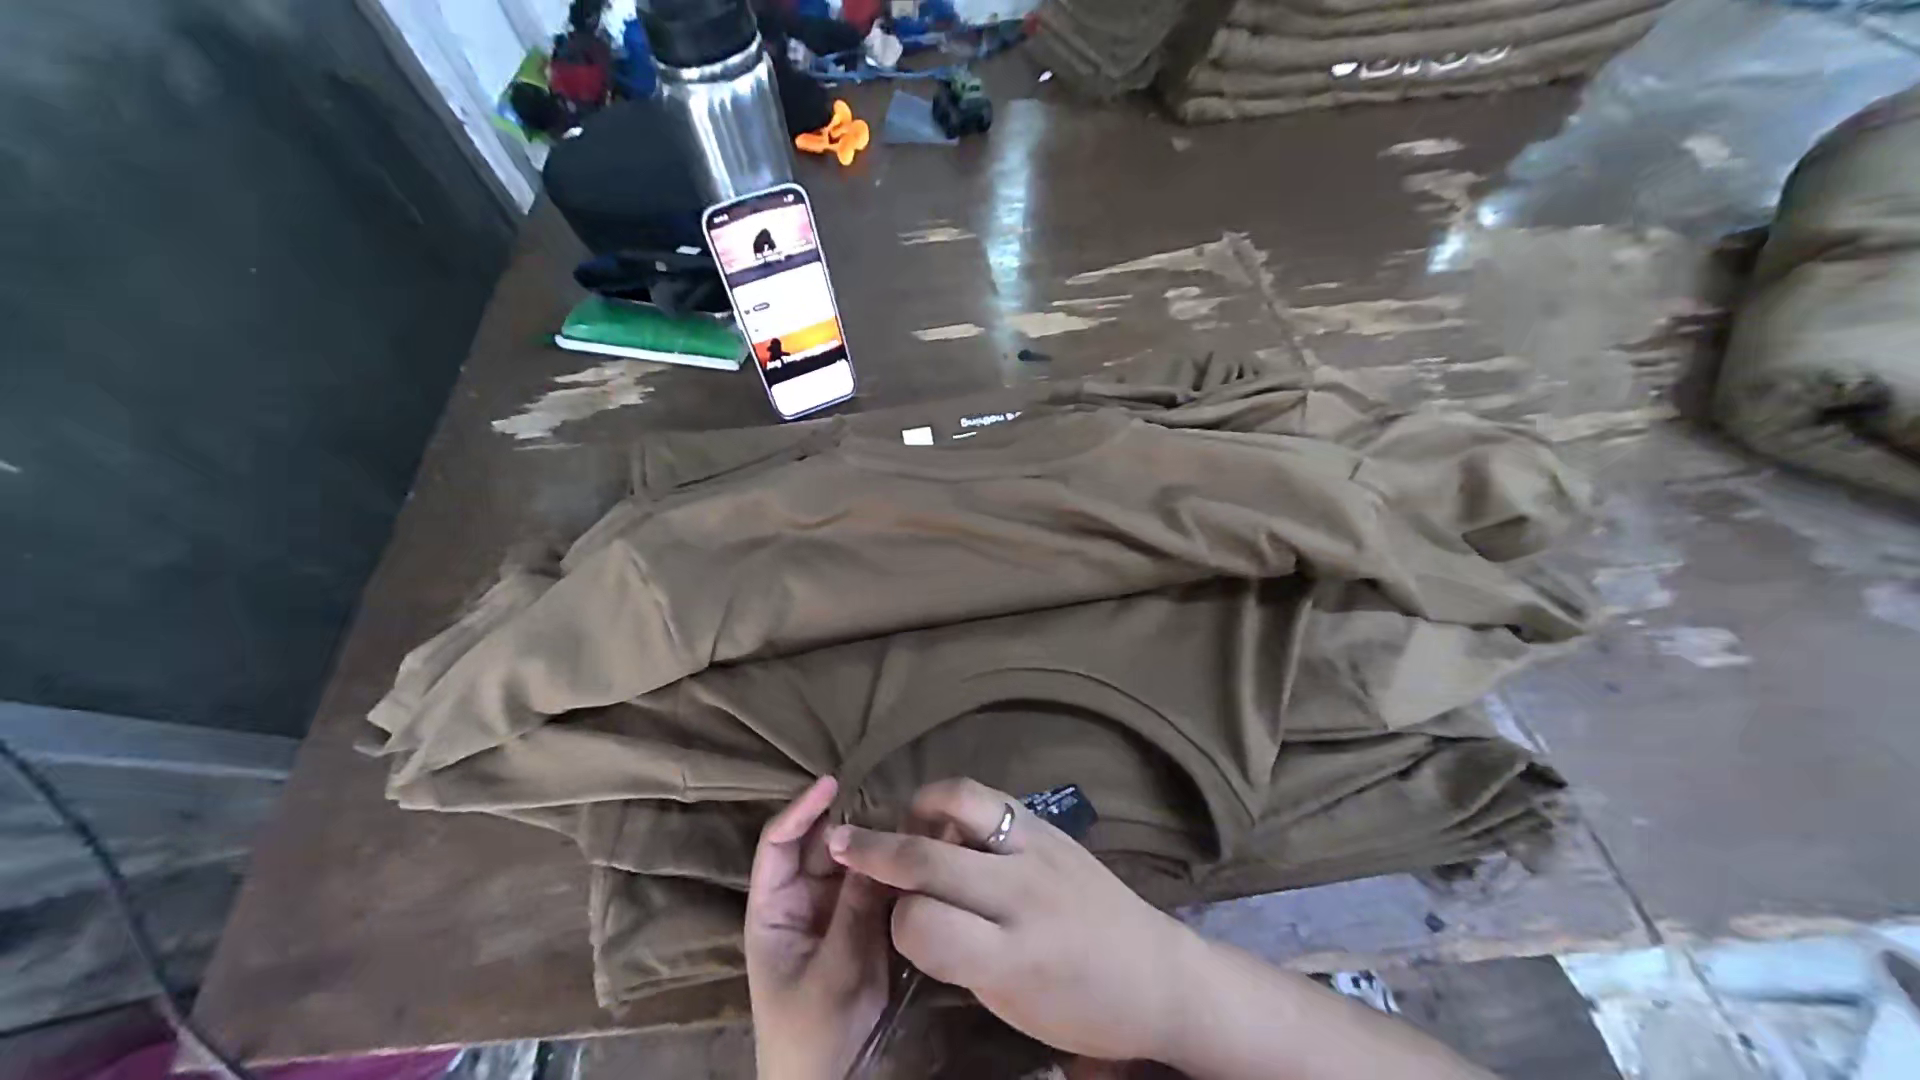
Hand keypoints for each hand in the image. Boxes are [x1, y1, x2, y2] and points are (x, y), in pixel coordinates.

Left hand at [746, 776, 892, 1079]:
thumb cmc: (810, 1036)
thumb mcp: (830, 976)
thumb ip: (852, 914)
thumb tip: (873, 851)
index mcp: (773, 908)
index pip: (777, 845)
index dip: (800, 811)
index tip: (831, 783)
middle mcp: (802, 899)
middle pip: (823, 846)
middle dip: (852, 822)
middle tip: (891, 802)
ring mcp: (835, 909)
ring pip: (854, 863)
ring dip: (877, 843)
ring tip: (911, 819)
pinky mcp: (864, 922)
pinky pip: (876, 885)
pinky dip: (894, 868)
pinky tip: (919, 851)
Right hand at [825, 778, 1202, 1063]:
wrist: (1158, 972)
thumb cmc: (1082, 1007)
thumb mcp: (1011, 1003)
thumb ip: (956, 955)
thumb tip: (906, 908)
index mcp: (1015, 956)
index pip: (924, 926)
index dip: (896, 924)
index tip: (891, 922)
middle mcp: (1024, 891)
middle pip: (928, 857)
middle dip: (873, 849)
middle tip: (839, 842)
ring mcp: (1038, 846)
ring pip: (957, 801)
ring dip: (917, 810)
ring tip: (905, 824)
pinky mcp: (1050, 823)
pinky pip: (989, 797)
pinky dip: (956, 803)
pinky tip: (948, 820)